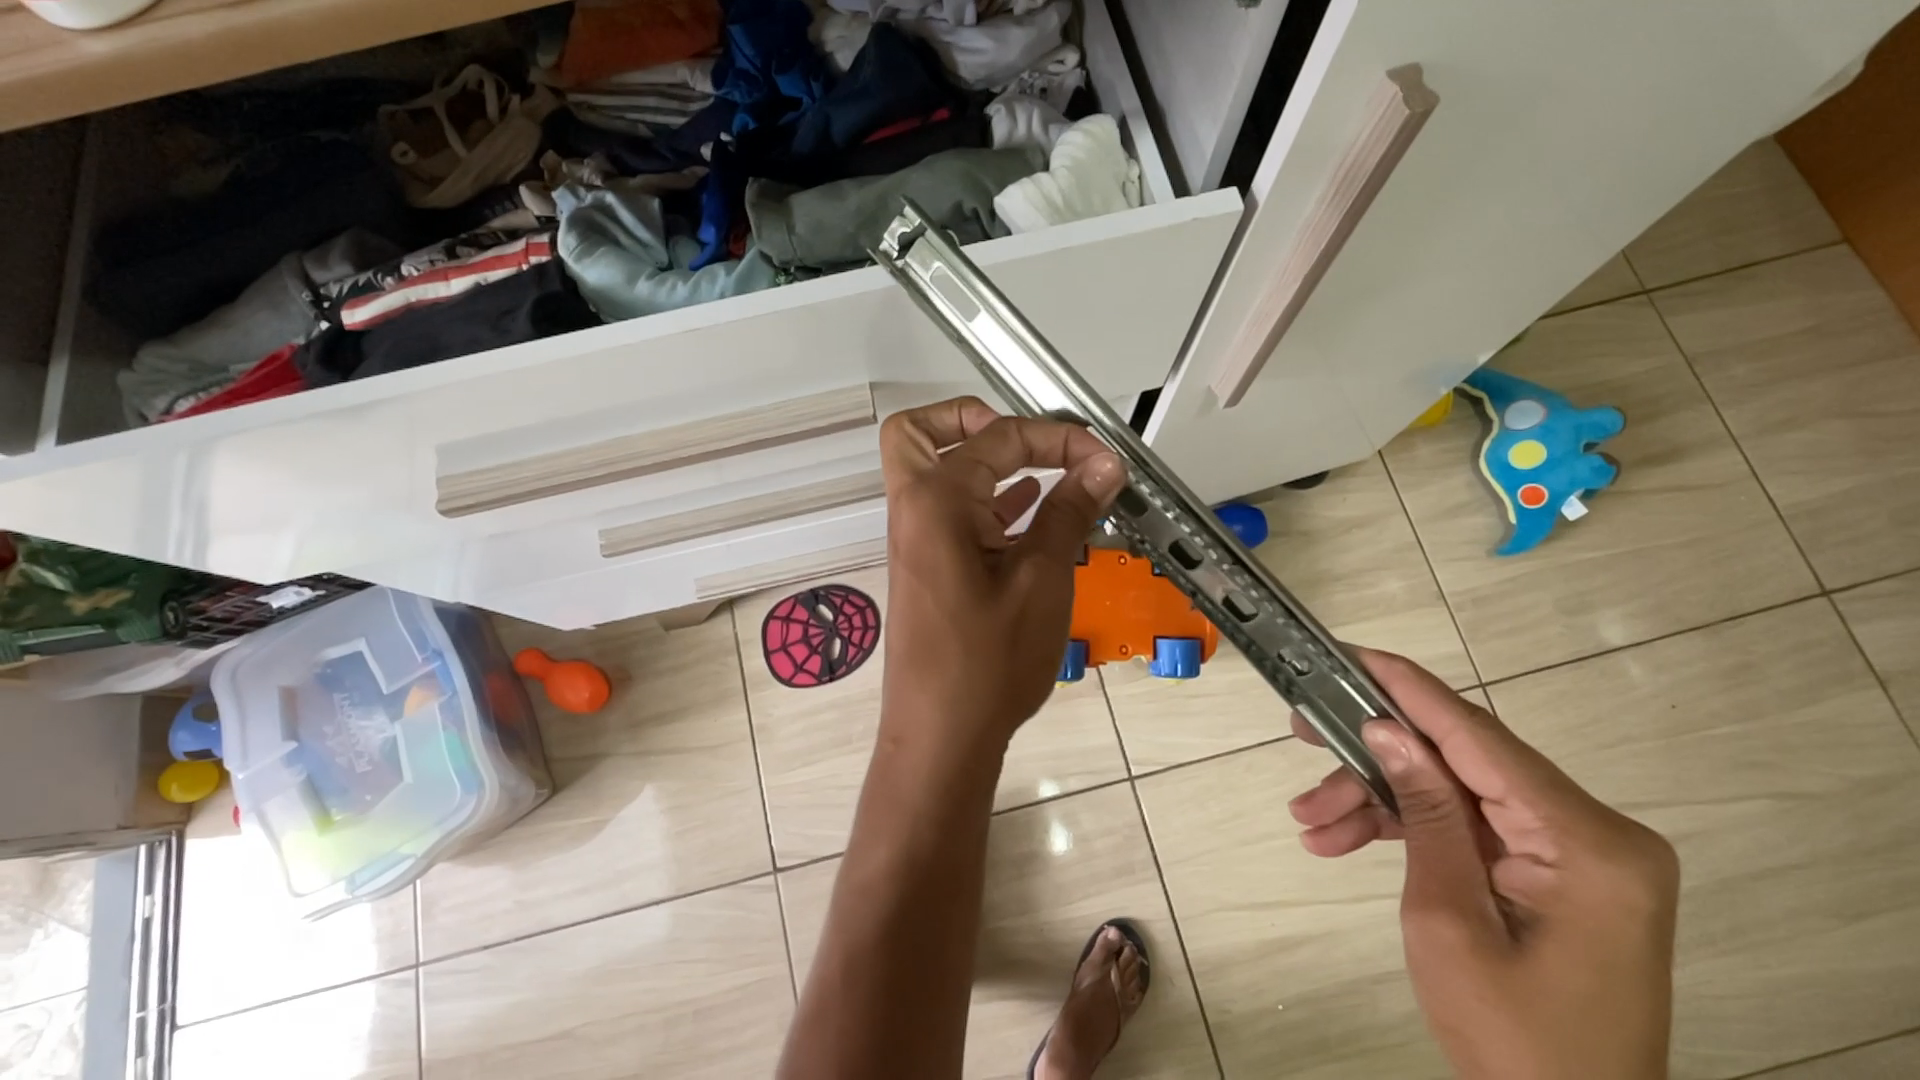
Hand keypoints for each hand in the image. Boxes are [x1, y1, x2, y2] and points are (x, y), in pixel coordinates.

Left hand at [878, 397, 1126, 749]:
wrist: (941, 736)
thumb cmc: (988, 662)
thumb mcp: (1042, 580)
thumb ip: (1068, 512)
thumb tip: (1102, 464)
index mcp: (935, 500)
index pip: (998, 438)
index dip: (1058, 439)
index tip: (1105, 461)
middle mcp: (914, 510)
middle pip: (923, 434)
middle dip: (975, 421)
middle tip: (1029, 440)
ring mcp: (916, 541)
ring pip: (937, 473)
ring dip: (988, 463)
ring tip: (1053, 476)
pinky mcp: (929, 569)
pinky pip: (953, 514)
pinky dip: (990, 502)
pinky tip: (1034, 513)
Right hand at [1288, 649, 1679, 1079]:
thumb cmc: (1511, 1037)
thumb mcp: (1448, 920)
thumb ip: (1425, 815)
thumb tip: (1389, 733)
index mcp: (1588, 842)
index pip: (1481, 739)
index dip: (1410, 691)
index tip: (1355, 654)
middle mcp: (1594, 833)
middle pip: (1464, 764)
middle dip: (1376, 756)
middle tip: (1302, 737)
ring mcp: (1578, 855)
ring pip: (1457, 795)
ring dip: (1381, 802)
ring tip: (1309, 821)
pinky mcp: (1558, 875)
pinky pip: (1472, 830)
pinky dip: (1411, 832)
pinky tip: (1344, 840)